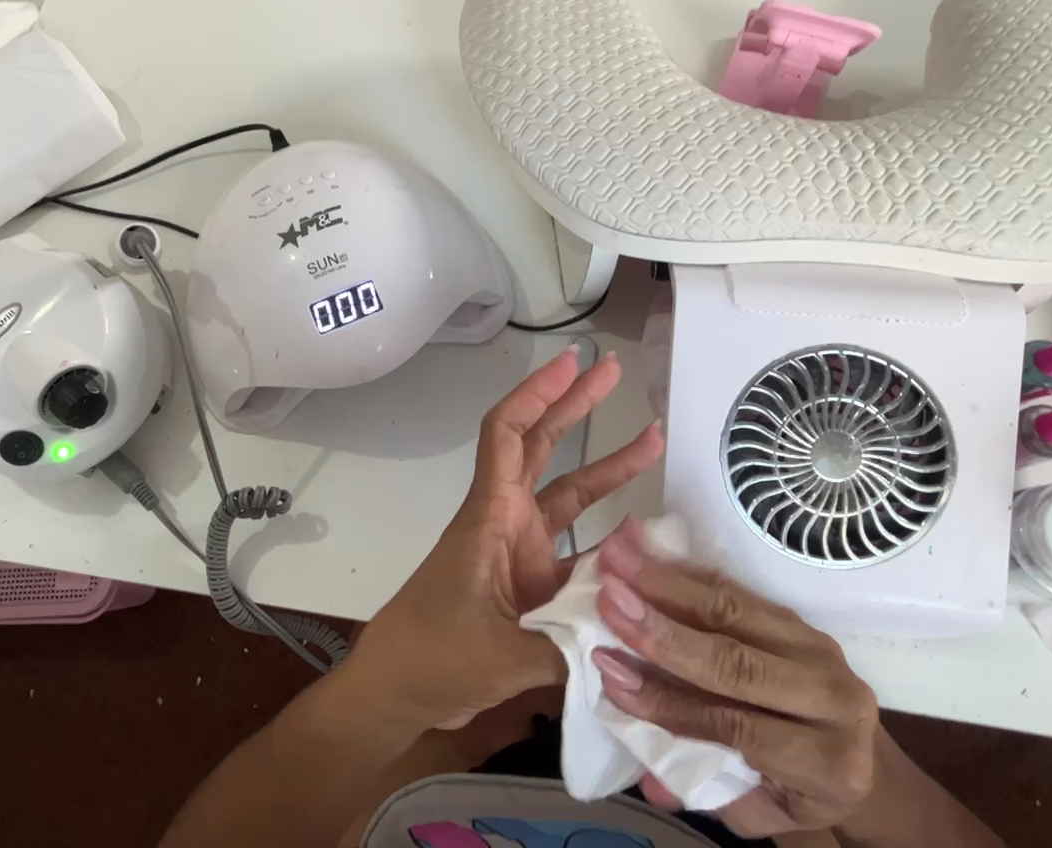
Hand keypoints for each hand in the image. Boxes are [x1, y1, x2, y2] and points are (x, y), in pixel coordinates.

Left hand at [344, 345, 664, 732]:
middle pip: (540, 446)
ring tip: (653, 436)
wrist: (399, 689)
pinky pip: (578, 549)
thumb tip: (630, 634)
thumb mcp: (498, 656)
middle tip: (612, 370)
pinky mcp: (532, 583)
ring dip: (606, 467)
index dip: (536, 393)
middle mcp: (506, 521)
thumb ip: (567, 647)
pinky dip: (609, 538)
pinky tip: (646, 535)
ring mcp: (521, 551)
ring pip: (567, 494)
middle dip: (574, 406)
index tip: (571, 362)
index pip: (507, 434)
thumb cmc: (431, 656)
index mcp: (489, 517)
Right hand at [589, 519, 880, 837]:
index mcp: (827, 761)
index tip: (607, 672)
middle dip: (662, 630)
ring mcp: (814, 647)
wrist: (852, 755)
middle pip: (736, 659)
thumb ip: (706, 792)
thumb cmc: (795, 790)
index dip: (667, 701)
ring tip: (613, 556)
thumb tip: (649, 779)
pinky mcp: (792, 615)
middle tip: (606, 599)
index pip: (735, 724)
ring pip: (732, 609)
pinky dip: (680, 567)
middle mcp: (831, 697)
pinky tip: (641, 547)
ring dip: (664, 580)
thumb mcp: (757, 810)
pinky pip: (732, 587)